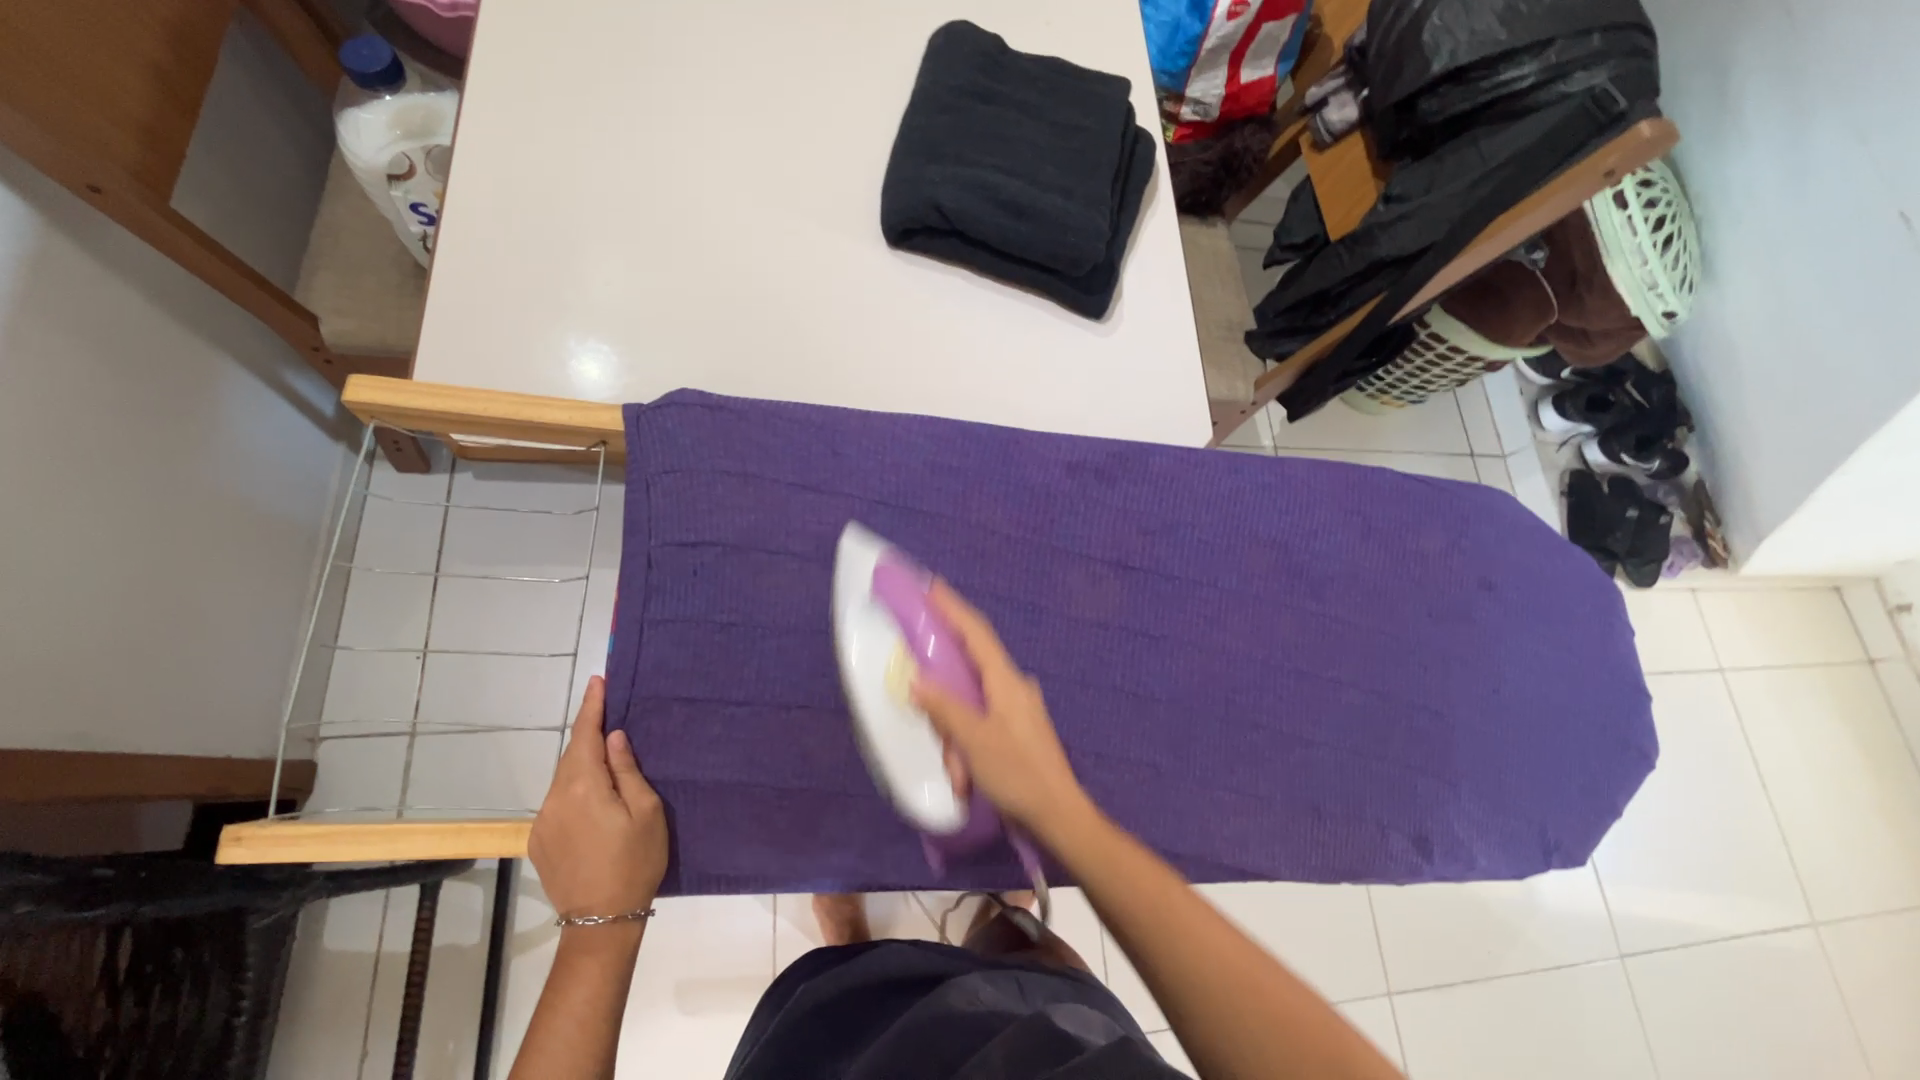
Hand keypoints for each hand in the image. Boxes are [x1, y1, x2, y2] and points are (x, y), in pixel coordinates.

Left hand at [529, 676, 668, 919]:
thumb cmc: (635, 862)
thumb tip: (613, 738)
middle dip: (588, 734)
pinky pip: (559, 802)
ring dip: (583, 765)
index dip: (591, 706)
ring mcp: (542, 821)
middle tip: (609, 714)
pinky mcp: (539, 840)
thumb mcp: (646, 812)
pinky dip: (575, 790)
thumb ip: (627, 770)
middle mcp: (554, 798)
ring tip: (607, 761)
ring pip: (564, 780)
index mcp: (583, 786)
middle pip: (572, 755)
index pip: (585, 734)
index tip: (597, 680)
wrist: (601, 920)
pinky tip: (594, 802)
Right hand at [912, 583, 1093, 831]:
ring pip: (969, 710)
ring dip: (956, 742)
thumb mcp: (973, 740)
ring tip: (962, 776)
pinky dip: (967, 751)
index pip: (975, 632)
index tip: (931, 586)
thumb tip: (917, 679)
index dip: (952, 608)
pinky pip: (979, 729)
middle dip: (945, 708)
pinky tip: (968, 780)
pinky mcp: (1016, 734)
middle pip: (966, 675)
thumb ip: (944, 707)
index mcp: (1005, 681)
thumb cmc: (1017, 773)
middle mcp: (1013, 688)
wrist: (1059, 816)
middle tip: (942, 739)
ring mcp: (1017, 712)